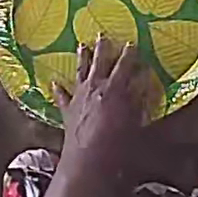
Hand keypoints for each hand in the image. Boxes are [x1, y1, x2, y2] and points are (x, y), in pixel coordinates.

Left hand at [53, 37, 148, 179]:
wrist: (87, 162)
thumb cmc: (117, 143)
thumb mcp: (135, 119)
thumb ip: (138, 98)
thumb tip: (143, 80)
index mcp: (114, 87)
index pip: (124, 65)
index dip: (129, 53)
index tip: (132, 42)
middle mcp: (95, 87)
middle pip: (100, 62)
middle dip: (102, 48)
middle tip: (102, 34)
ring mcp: (79, 97)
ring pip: (81, 72)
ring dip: (82, 58)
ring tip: (81, 44)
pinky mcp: (67, 111)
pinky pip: (62, 96)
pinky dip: (59, 88)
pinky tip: (55, 81)